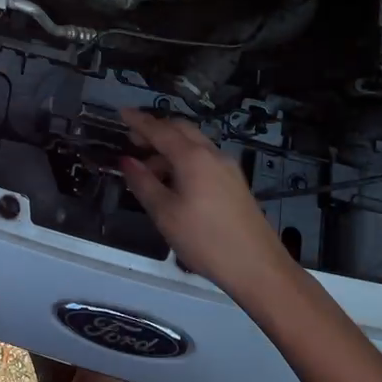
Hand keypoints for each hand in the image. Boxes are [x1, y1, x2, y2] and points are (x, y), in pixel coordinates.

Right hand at [119, 108, 295, 298]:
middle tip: (133, 141)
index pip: (159, 130)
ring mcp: (227, 168)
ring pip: (194, 144)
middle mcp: (212, 154)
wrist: (260, 269)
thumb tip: (127, 161)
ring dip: (170, 148)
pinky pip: (204, 158)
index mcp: (192, 157)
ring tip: (149, 170)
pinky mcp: (235, 183)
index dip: (138, 121)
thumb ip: (143, 183)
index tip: (121, 113)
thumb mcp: (165, 214)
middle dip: (155, 130)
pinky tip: (175, 183)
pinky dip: (184, 159)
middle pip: (180, 129)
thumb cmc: (205, 240)